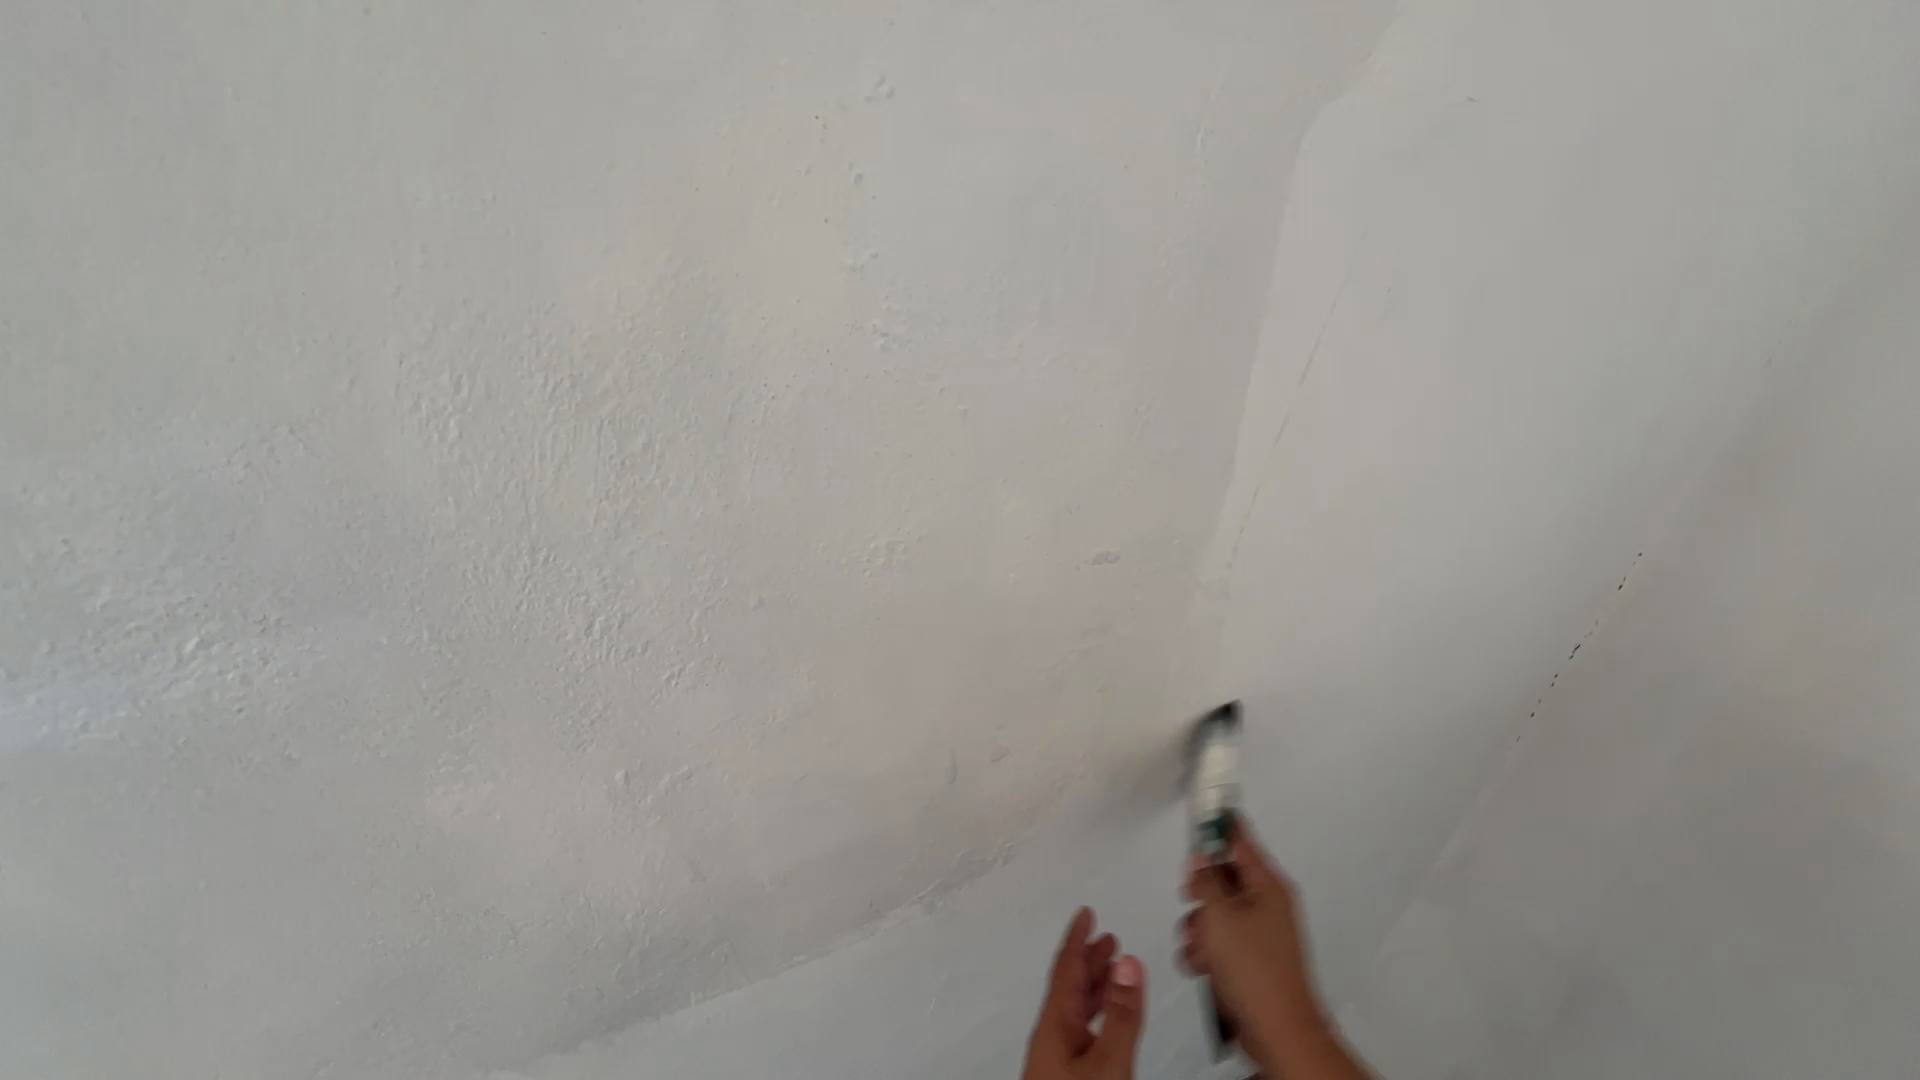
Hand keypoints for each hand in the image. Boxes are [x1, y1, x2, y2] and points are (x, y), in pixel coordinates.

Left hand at [1021, 907, 1147, 1079]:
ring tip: (1116, 969)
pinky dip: (1100, 1013)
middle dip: (1089, 958)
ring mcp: (1057, 1056)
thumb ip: (1120, 1013)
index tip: (1085, 912)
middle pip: (1070, 984)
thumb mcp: (1108, 1060)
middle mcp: (1052, 1035)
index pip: (1065, 967)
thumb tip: (1128, 962)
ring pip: (1078, 1008)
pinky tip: (1111, 1018)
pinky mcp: (1067, 1074)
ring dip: (1097, 985)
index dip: (1076, 937)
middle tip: (1107, 937)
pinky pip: (1084, 1029)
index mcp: (1054, 1022)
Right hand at [1179, 823, 1326, 1064]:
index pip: (1239, 837)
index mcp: (1267, 885)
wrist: (1277, 1033)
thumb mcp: (1219, 916)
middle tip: (1191, 902)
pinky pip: (1218, 939)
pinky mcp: (1250, 958)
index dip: (1216, 822)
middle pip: (1221, 875)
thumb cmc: (1253, 970)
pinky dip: (1205, 950)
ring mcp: (1258, 931)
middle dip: (1199, 893)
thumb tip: (1200, 859)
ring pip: (1214, 910)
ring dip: (1197, 928)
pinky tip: (1202, 967)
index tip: (1198, 807)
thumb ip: (1205, 881)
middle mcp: (1266, 903)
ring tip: (1199, 950)